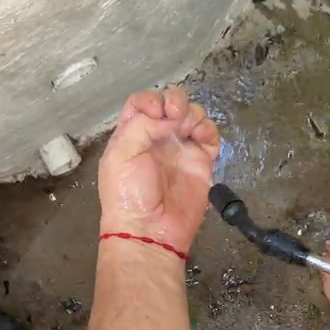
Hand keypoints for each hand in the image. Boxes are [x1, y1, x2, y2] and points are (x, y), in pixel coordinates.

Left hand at [97, 88, 221, 254]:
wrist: (150, 229)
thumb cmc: (128, 193)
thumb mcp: (120, 154)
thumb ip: (142, 125)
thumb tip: (170, 118)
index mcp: (132, 134)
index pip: (143, 103)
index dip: (151, 100)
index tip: (156, 112)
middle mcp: (157, 138)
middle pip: (170, 104)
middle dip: (176, 100)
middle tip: (175, 115)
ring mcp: (180, 149)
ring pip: (192, 116)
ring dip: (193, 114)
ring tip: (188, 129)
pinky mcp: (201, 162)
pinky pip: (209, 137)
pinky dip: (209, 130)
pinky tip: (201, 137)